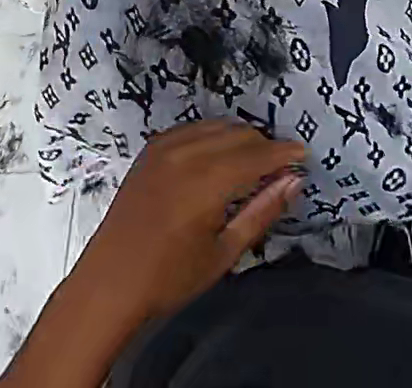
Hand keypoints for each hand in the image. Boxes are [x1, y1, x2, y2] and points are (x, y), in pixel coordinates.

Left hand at [68, 121, 305, 322]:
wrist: (108, 284)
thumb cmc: (169, 277)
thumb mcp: (224, 253)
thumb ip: (262, 211)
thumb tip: (294, 180)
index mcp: (206, 182)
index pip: (259, 154)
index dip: (285, 153)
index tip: (303, 155)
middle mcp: (187, 154)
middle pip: (241, 134)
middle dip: (265, 146)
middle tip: (278, 168)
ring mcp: (166, 146)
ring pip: (219, 126)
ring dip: (241, 138)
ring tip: (251, 163)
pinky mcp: (152, 147)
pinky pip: (195, 127)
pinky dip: (214, 135)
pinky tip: (217, 156)